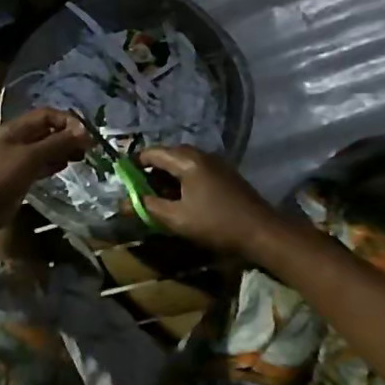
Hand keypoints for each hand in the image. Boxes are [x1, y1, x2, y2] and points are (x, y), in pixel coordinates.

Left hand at [0, 109, 92, 227]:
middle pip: (45, 131)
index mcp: (15, 129)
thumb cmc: (2, 176)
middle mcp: (16, 139)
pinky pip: (39, 164)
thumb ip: (58, 142)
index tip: (85, 132)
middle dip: (66, 136)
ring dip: (61, 150)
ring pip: (43, 148)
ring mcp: (16, 157)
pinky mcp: (18, 175)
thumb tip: (84, 132)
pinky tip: (63, 166)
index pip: (45, 115)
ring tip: (79, 156)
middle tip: (85, 147)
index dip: (66, 120)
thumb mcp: (31, 156)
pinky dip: (52, 163)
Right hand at [136, 145, 282, 255]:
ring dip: (168, 175)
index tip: (124, 179)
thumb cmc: (216, 223)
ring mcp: (216, 163)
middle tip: (139, 189)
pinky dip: (183, 179)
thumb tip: (126, 202)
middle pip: (168, 155)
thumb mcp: (177, 219)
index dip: (135, 164)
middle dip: (151, 170)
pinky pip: (196, 169)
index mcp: (187, 160)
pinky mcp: (225, 174)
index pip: (153, 153)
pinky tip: (181, 197)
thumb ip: (149, 207)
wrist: (261, 231)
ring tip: (157, 195)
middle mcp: (201, 154)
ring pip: (183, 162)